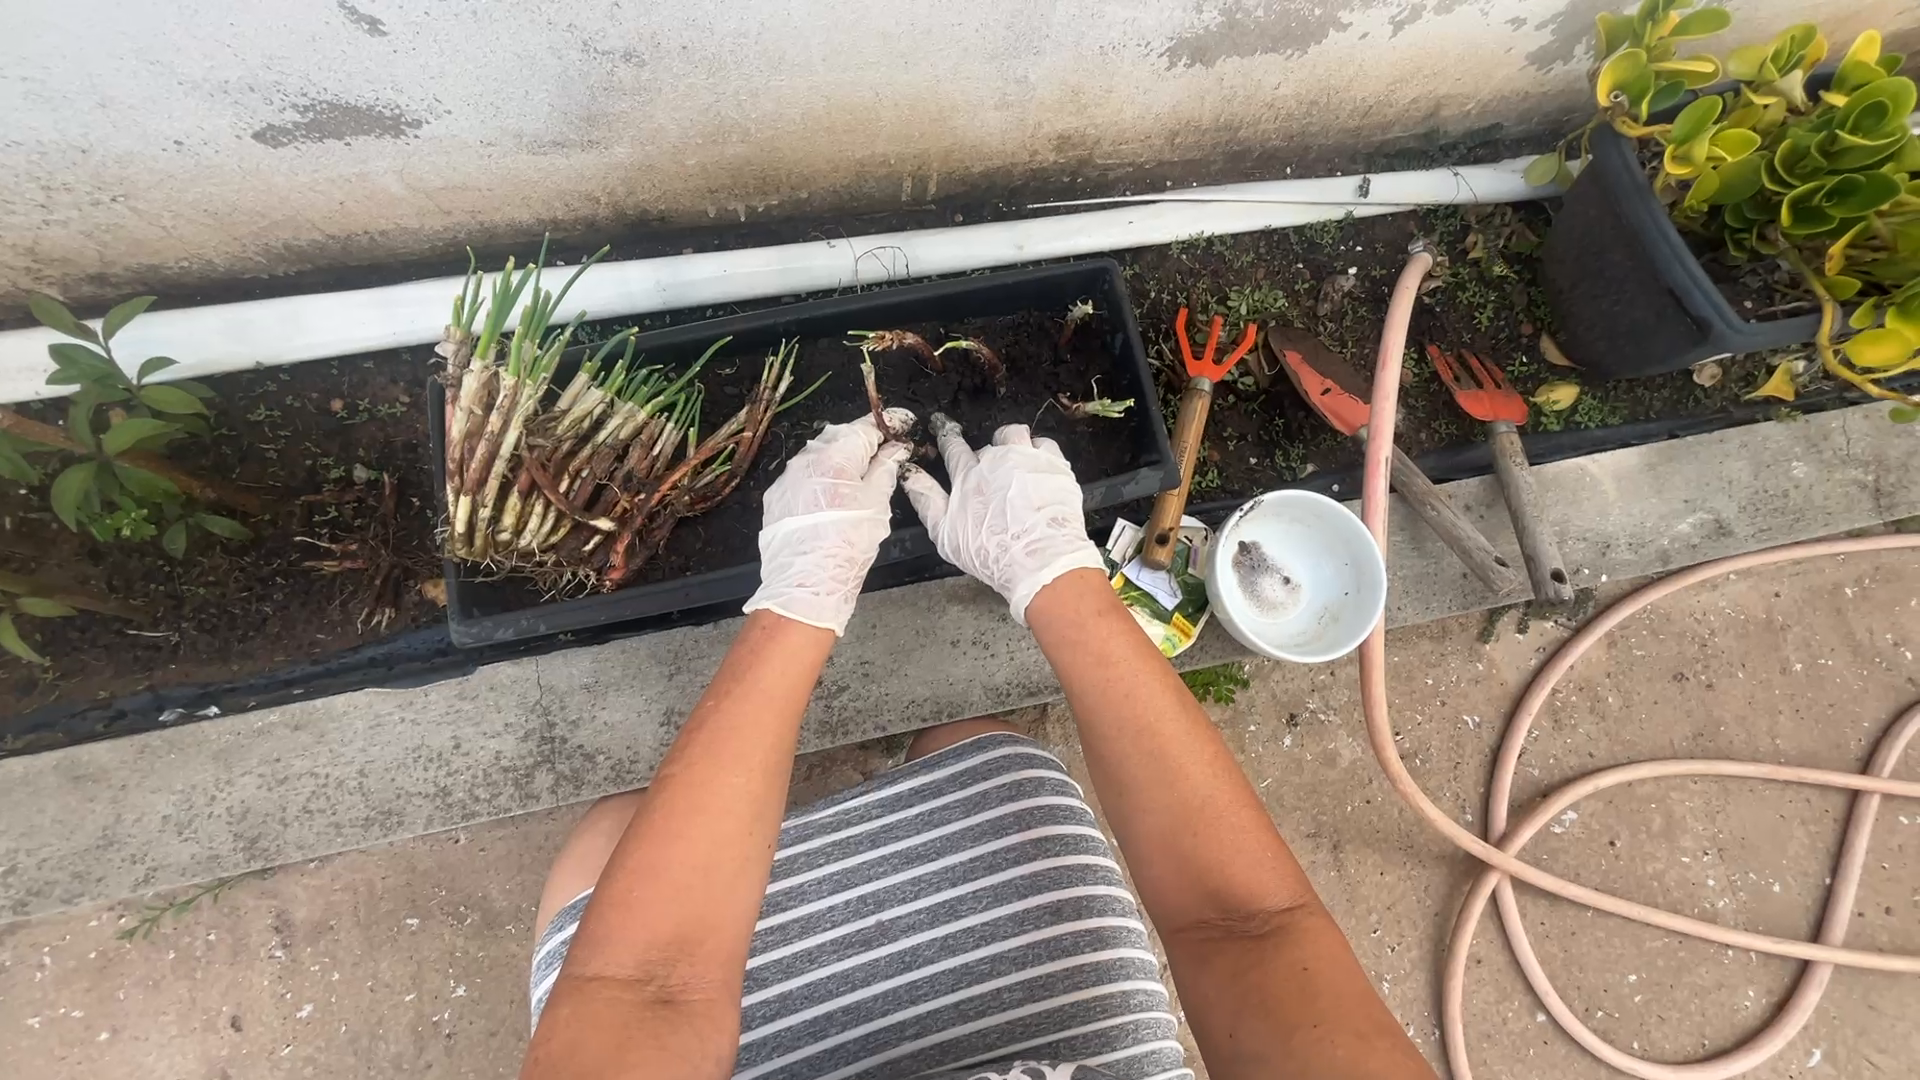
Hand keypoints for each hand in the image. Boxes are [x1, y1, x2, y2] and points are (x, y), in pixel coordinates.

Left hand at [742, 408, 914, 634]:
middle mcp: (806, 458)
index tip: (902, 423)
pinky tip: (832, 496)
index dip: (886, 423)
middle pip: (839, 438)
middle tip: (885, 450)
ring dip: (840, 460)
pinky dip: (821, 478)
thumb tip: (895, 448)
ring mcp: (788, 477)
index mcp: (835, 455)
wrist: (806, 582)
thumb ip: (886, 468)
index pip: (864, 426)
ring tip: (859, 474)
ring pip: (819, 457)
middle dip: (862, 440)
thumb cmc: (847, 543)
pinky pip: (804, 477)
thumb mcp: (877, 503)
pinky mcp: (778, 496)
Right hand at [900, 414, 1106, 624]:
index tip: (942, 425)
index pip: (952, 446)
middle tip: (990, 470)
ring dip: (1011, 442)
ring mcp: (1025, 459)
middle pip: (986, 445)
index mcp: (967, 476)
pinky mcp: (1053, 464)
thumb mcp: (944, 532)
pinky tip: (1038, 466)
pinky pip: (1044, 444)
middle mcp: (995, 460)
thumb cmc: (990, 553)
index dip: (946, 433)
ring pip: (1014, 434)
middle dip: (986, 453)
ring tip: (1015, 458)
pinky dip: (1039, 452)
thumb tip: (909, 475)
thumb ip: (926, 499)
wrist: (1038, 559)